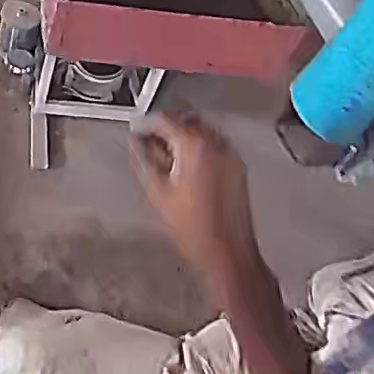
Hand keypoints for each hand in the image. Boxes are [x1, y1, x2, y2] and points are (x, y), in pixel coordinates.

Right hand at [130, 112, 261, 291]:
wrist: (228, 254)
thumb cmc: (195, 230)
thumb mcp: (158, 191)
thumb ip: (144, 159)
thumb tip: (136, 143)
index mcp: (196, 147)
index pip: (166, 120)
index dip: (147, 122)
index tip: (137, 129)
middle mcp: (217, 145)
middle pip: (186, 119)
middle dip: (166, 126)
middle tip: (148, 139)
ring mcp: (230, 155)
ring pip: (201, 129)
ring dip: (182, 134)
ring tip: (165, 153)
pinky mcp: (237, 167)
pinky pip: (214, 143)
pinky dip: (198, 145)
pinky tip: (185, 164)